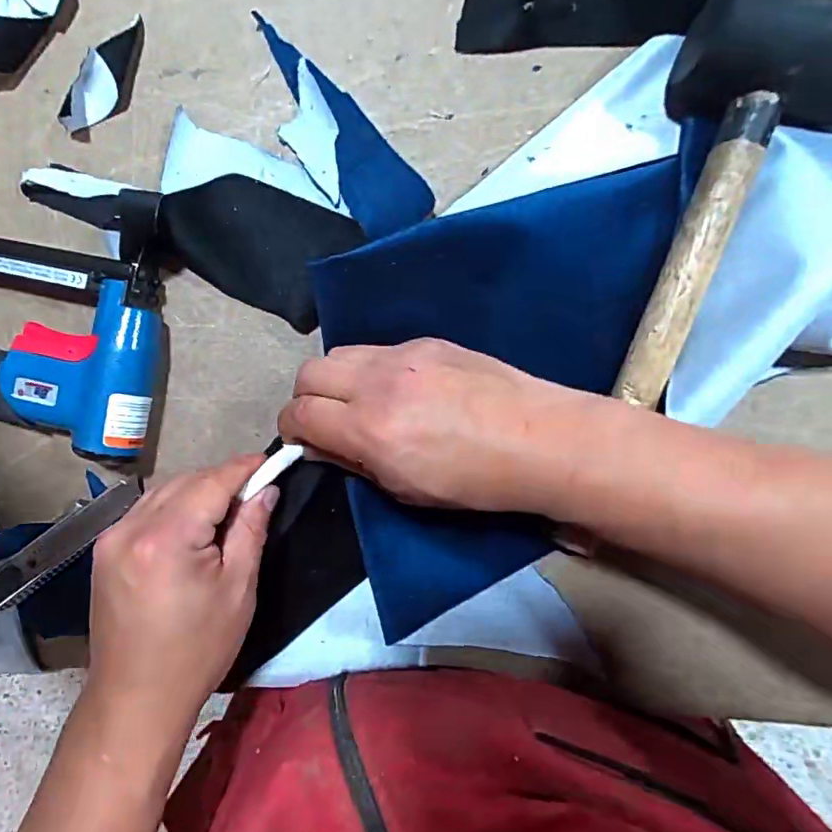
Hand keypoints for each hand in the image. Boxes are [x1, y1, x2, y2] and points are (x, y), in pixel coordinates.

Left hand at [85, 457, 276, 732]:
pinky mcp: (103, 549)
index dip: (243, 468)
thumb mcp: (238, 590)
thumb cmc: (197, 651)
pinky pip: (143, 512)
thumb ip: (250, 530)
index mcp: (166, 537)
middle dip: (220, 481)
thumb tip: (266, 490)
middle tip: (254, 493)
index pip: (211, 482)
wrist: (136, 695)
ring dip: (195, 493)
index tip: (269, 461)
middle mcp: (131, 526)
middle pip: (184, 482)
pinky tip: (190, 528)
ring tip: (225, 513)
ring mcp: (111, 536)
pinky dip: (171, 509)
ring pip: (161, 493)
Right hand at [277, 338, 613, 514]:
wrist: (541, 440)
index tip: (302, 441)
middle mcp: (377, 383)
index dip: (290, 429)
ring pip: (338, 353)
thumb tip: (319, 445)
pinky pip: (376, 350)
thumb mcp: (404, 490)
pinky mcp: (426, 342)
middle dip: (305, 398)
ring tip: (359, 402)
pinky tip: (399, 390)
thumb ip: (352, 462)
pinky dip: (371, 369)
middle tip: (326, 420)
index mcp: (370, 428)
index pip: (300, 413)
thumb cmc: (474, 481)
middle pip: (308, 373)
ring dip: (335, 379)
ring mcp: (402, 356)